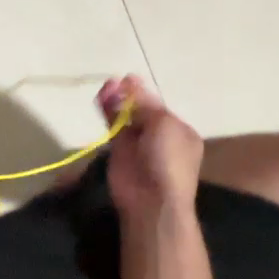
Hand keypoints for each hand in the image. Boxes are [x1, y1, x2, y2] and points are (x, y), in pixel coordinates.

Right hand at [99, 76, 203, 219]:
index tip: (127, 78)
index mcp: (178, 130)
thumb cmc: (168, 160)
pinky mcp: (118, 151)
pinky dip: (106, 113)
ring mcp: (138, 144)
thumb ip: (143, 103)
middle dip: (127, 95)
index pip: (158, 106)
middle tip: (113, 81)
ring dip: (115, 101)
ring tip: (105, 86)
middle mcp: (159, 136)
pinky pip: (112, 127)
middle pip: (140, 109)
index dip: (142, 92)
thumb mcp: (164, 125)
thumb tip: (128, 81)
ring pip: (124, 116)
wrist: (152, 199)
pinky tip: (100, 98)